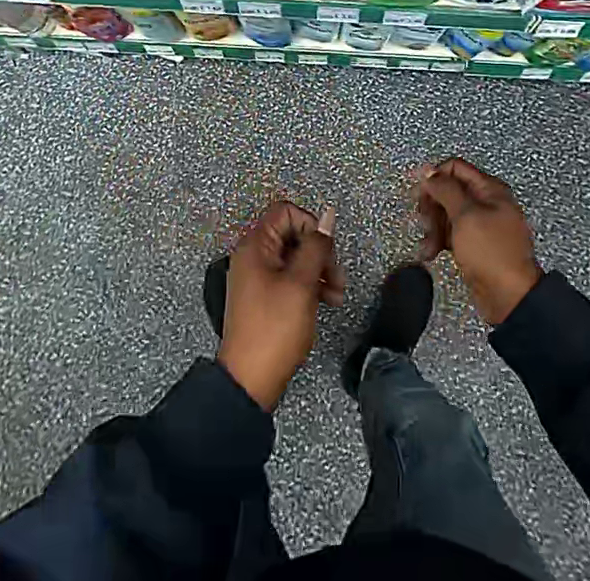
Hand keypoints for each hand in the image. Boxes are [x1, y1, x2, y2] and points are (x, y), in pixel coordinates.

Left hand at [217, 200, 344, 410]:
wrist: (251, 379)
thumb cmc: (275, 328)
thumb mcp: (302, 282)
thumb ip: (317, 246)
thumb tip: (328, 216)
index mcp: (255, 246)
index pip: (285, 211)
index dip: (310, 224)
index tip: (325, 249)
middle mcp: (253, 256)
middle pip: (293, 234)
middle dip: (320, 251)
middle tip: (337, 275)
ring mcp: (258, 277)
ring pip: (296, 257)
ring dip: (320, 270)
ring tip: (337, 294)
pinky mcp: (265, 296)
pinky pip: (291, 277)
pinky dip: (311, 284)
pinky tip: (327, 301)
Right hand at [418, 159, 542, 324]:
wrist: (509, 296)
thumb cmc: (491, 253)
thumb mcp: (465, 216)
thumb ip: (445, 189)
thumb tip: (428, 171)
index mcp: (490, 189)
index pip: (455, 168)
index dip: (434, 178)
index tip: (420, 195)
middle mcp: (486, 202)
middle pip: (449, 191)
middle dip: (432, 206)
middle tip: (425, 222)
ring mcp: (481, 224)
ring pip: (447, 214)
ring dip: (433, 227)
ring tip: (429, 245)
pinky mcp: (475, 244)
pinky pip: (451, 233)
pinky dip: (440, 241)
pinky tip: (431, 253)